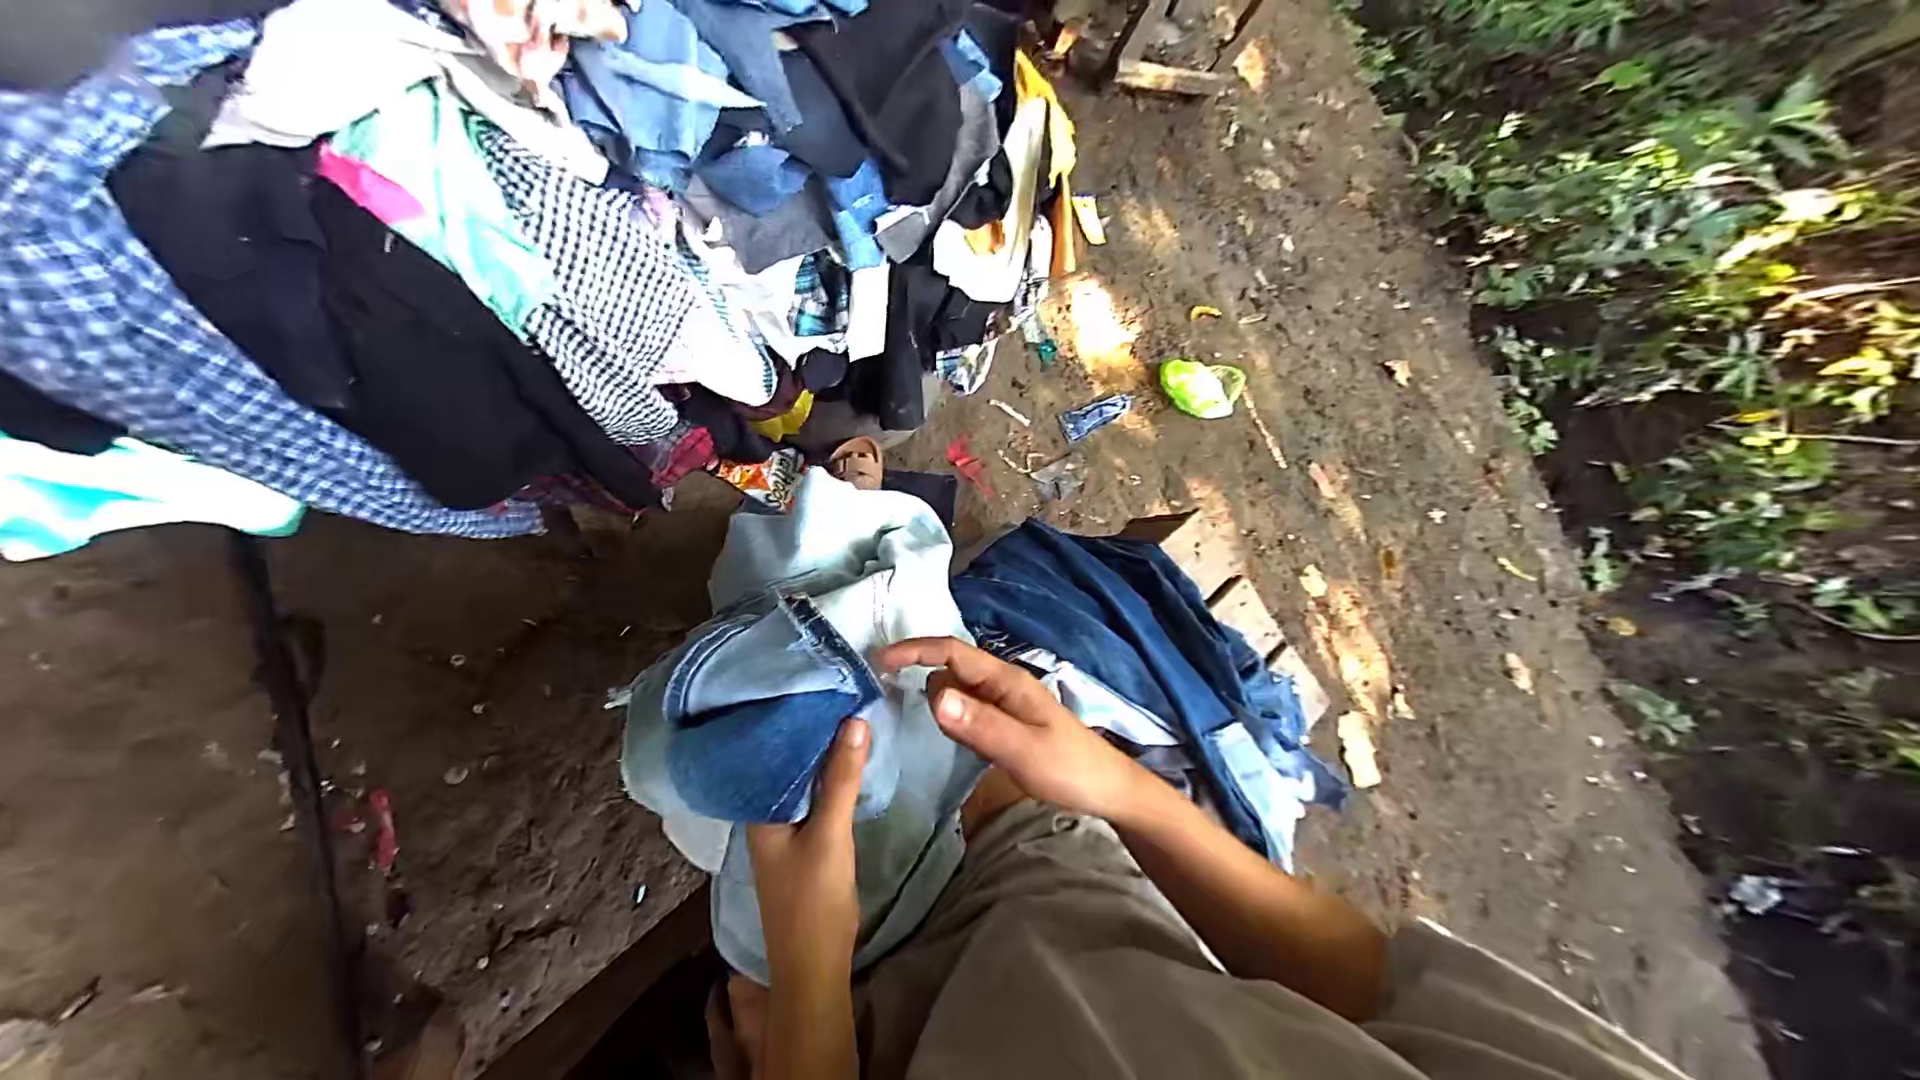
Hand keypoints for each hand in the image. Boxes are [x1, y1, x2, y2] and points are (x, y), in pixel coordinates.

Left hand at [745, 718, 868, 982]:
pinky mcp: (803, 840)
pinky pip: (815, 796)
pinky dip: (829, 777)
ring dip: (822, 755)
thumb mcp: (830, 834)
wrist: (815, 964)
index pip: (772, 751)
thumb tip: (855, 720)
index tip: (817, 686)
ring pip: (803, 780)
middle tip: (837, 692)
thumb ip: (842, 779)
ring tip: (846, 715)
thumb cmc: (813, 898)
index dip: (794, 720)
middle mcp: (765, 814)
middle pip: (787, 763)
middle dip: (811, 733)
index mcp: (758, 809)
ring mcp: (784, 829)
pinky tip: (848, 760)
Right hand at [874, 637, 1151, 820]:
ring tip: (924, 729)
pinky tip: (949, 739)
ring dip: (935, 701)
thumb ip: (979, 723)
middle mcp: (1000, 683)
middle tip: (900, 710)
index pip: (951, 651)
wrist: (1106, 790)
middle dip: (920, 678)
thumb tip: (932, 694)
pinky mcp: (1001, 721)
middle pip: (948, 668)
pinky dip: (949, 717)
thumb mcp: (1023, 749)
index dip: (914, 650)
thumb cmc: (1069, 767)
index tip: (879, 661)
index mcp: (1005, 680)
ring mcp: (1001, 702)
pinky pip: (964, 709)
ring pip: (954, 689)